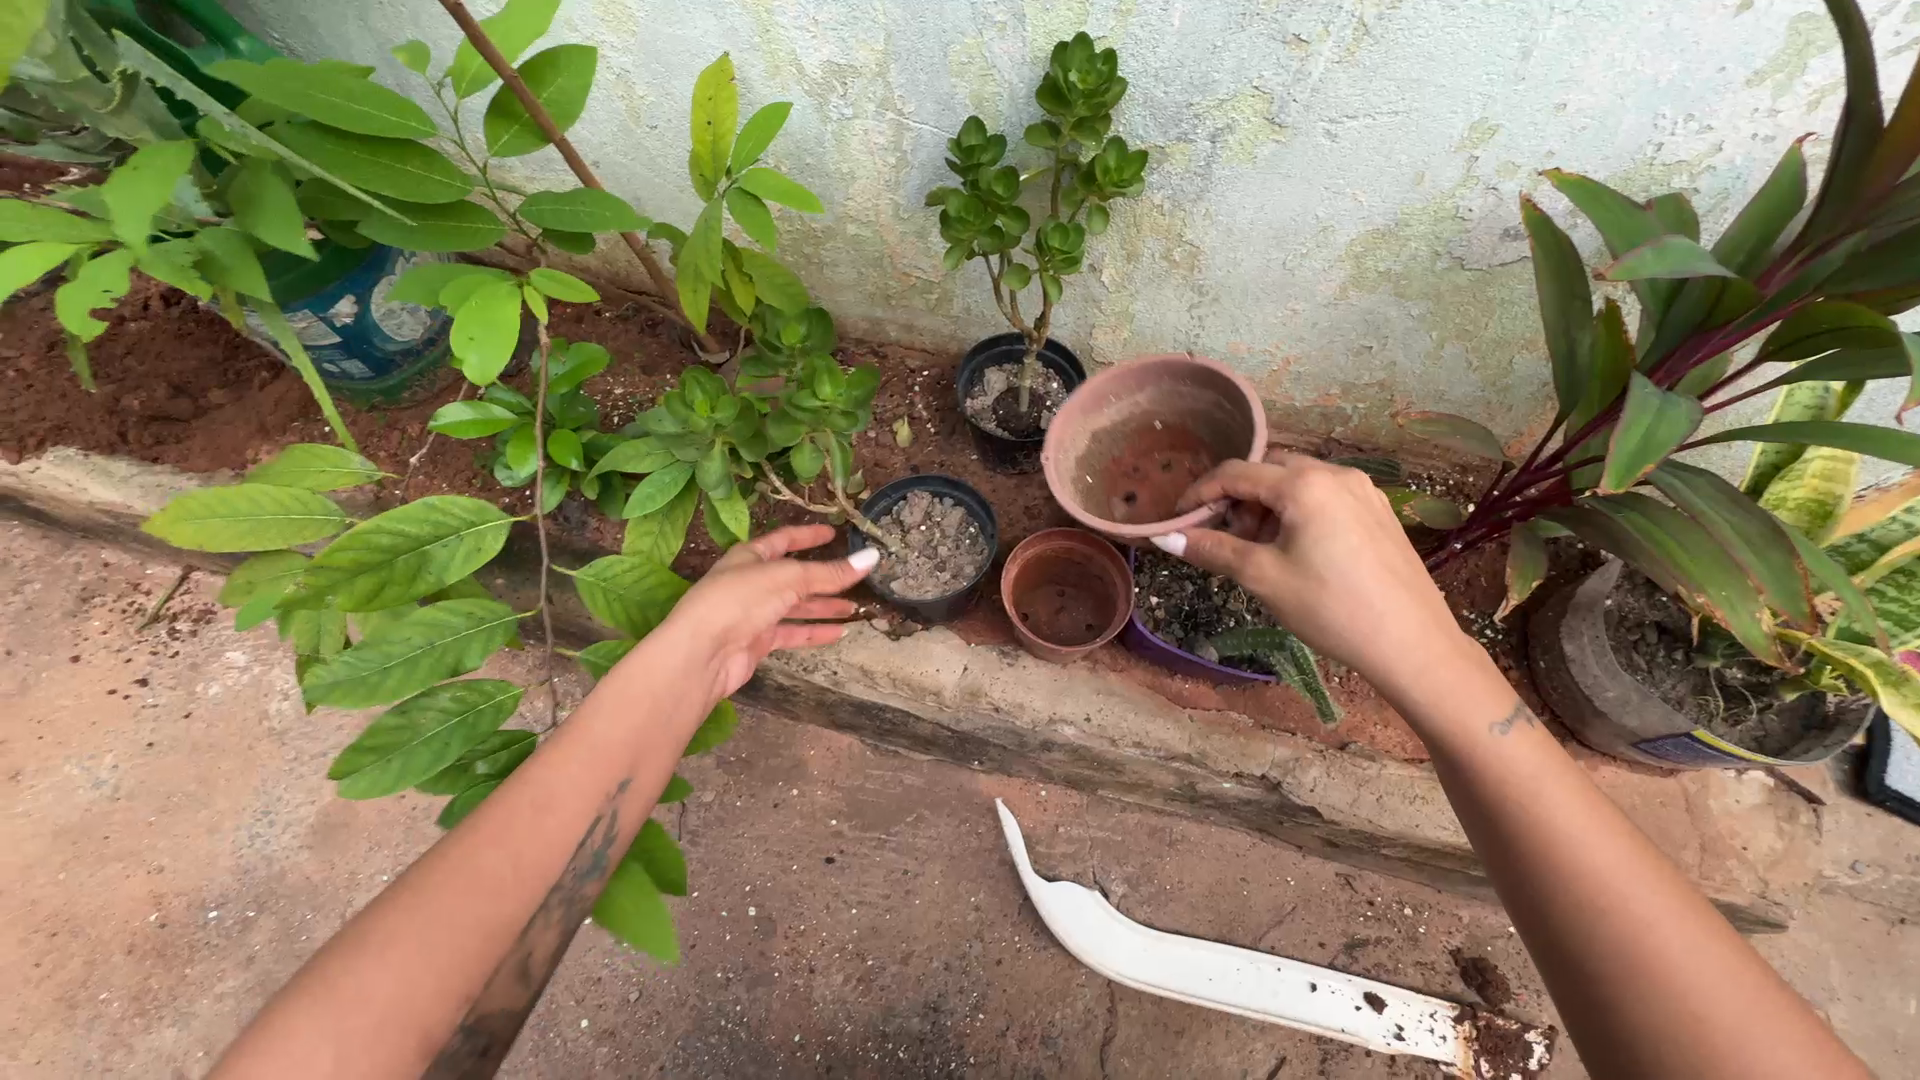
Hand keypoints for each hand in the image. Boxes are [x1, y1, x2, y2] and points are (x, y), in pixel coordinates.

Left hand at [650, 524, 878, 702]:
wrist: (703, 653)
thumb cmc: (739, 600)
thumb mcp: (789, 578)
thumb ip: (830, 572)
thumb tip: (872, 557)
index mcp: (750, 556)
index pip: (784, 540)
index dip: (808, 536)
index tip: (833, 533)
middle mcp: (751, 582)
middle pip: (794, 577)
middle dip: (823, 578)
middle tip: (853, 578)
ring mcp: (754, 613)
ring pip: (795, 607)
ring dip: (823, 607)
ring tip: (853, 608)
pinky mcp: (757, 641)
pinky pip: (792, 632)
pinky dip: (814, 632)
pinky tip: (839, 633)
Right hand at [1150, 452, 1474, 685]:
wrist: (1411, 643)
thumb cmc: (1330, 608)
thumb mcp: (1262, 577)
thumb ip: (1212, 549)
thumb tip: (1165, 538)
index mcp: (1304, 484)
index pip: (1235, 473)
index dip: (1200, 493)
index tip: (1178, 520)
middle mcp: (1335, 474)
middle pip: (1268, 471)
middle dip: (1237, 499)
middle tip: (1225, 538)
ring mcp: (1362, 491)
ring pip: (1297, 483)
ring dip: (1267, 506)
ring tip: (1260, 550)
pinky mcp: (1378, 511)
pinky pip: (1324, 496)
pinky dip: (1297, 512)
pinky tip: (1295, 551)